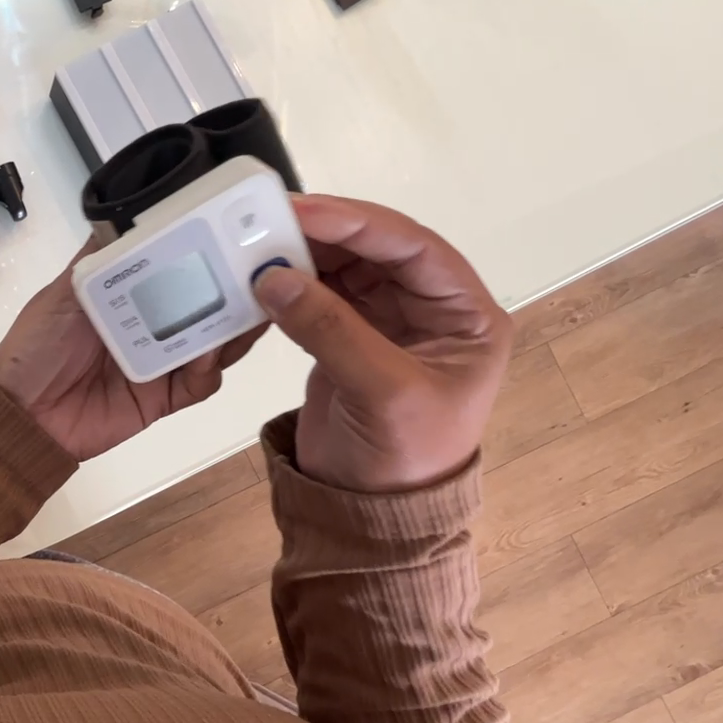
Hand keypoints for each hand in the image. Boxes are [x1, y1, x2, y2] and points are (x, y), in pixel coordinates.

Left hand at [0, 244, 265, 460]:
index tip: (243, 228)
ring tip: (259, 305)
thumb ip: (102, 257)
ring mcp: (161, 363)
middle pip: (209, 304)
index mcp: (129, 295)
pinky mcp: (162, 399)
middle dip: (241, 287)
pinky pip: (199, 384)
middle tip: (271, 267)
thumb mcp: (64, 293)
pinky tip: (207, 353)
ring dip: (236, 326)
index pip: (180, 268)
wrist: (19, 415)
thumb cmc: (35, 348)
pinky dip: (207, 369)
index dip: (210, 250)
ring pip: (215, 343)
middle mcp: (152, 325)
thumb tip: (134, 208)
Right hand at [252, 194, 510, 493]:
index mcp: (464, 315)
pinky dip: (290, 289)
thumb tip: (272, 277)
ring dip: (304, 258)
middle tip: (269, 220)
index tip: (304, 209)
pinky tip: (261, 280)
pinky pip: (317, 301)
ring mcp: (383, 328)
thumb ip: (329, 328)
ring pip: (344, 273)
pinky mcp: (344, 345)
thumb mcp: (378, 390)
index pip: (414, 250)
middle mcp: (427, 311)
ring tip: (257, 245)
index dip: (359, 224)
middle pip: (376, 254)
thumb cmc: (399, 457)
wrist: (366, 512)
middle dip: (326, 235)